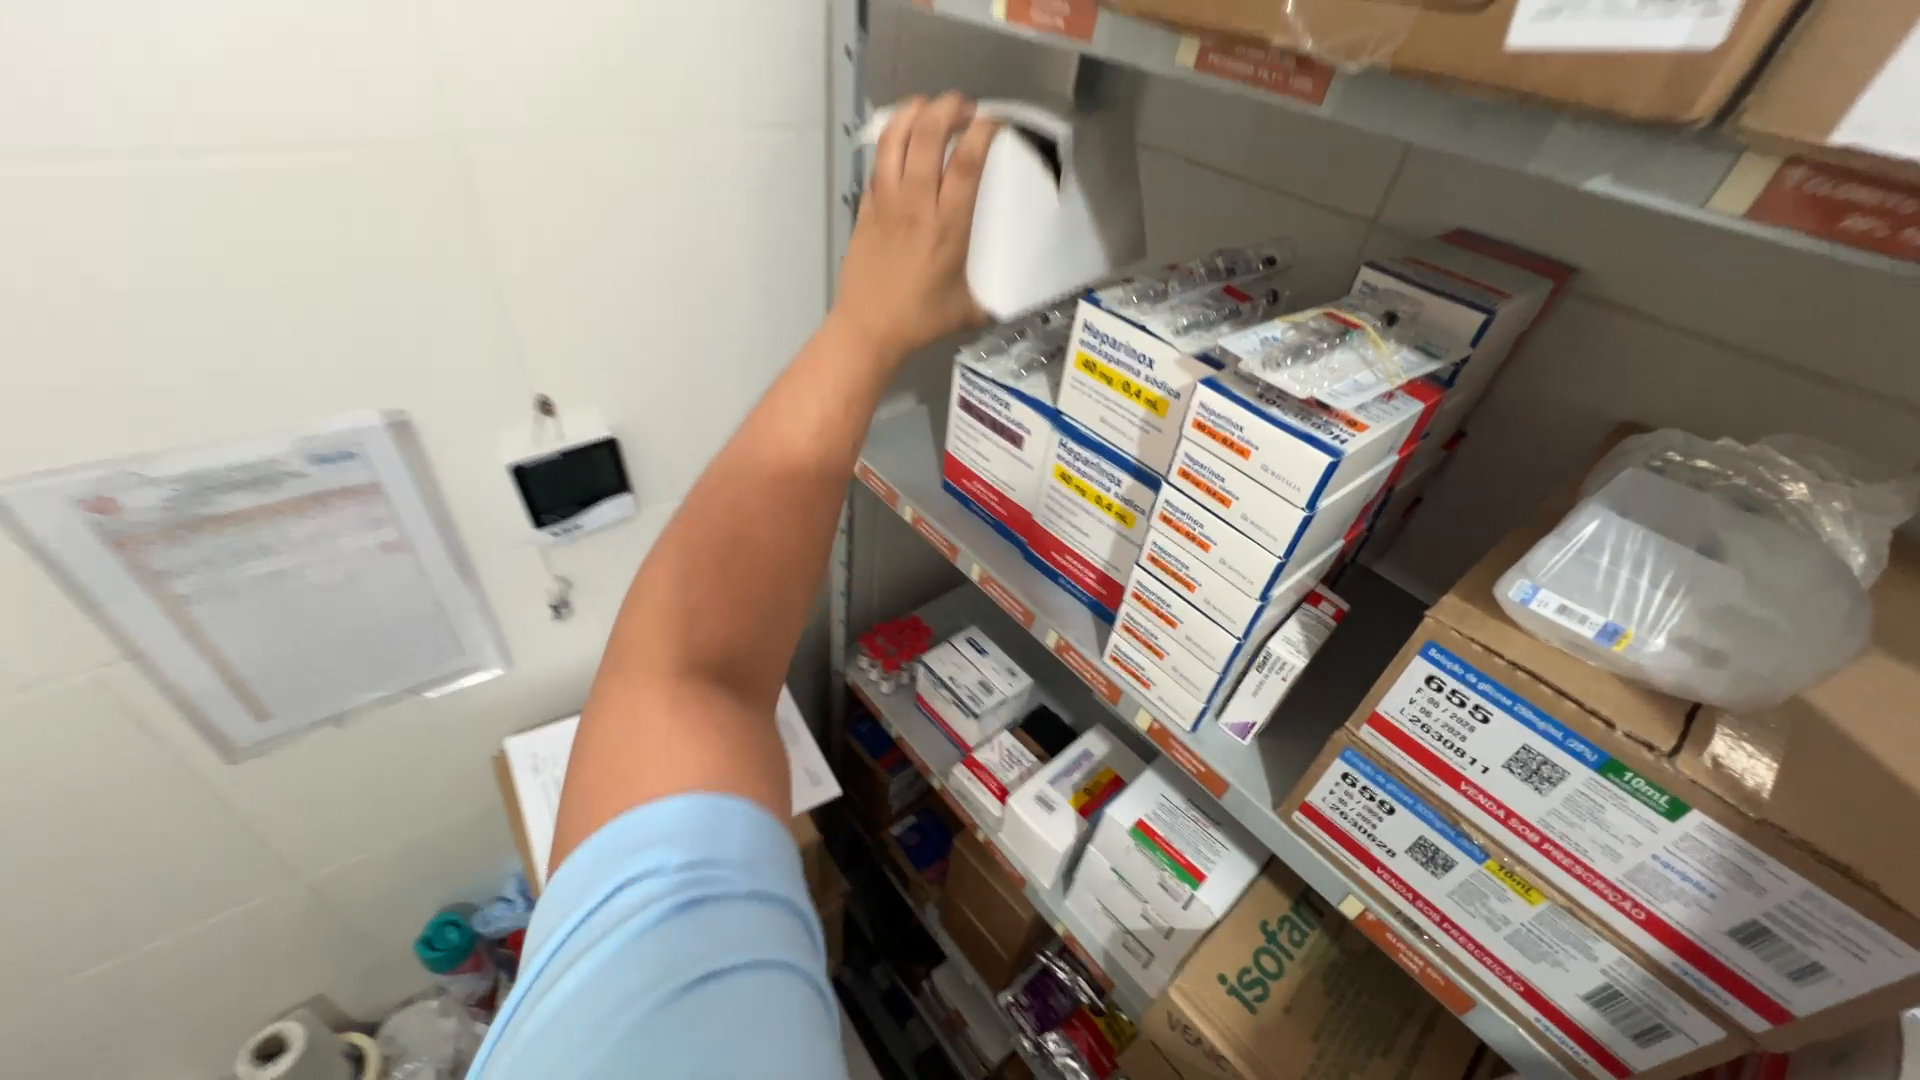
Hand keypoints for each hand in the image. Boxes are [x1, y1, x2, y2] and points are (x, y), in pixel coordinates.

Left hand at [831, 93, 997, 361]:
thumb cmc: (919, 321)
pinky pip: (878, 162)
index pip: (967, 162)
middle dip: (947, 108)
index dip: (983, 131)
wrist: (868, 328)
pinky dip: (891, 141)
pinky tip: (902, 141)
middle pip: (928, 135)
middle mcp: (917, 206)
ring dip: (913, 112)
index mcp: (948, 226)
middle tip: (963, 107)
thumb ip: (990, 301)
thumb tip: (1009, 305)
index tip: (995, 122)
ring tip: (929, 107)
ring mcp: (887, 203)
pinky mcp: (866, 208)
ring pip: (895, 138)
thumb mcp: (967, 311)